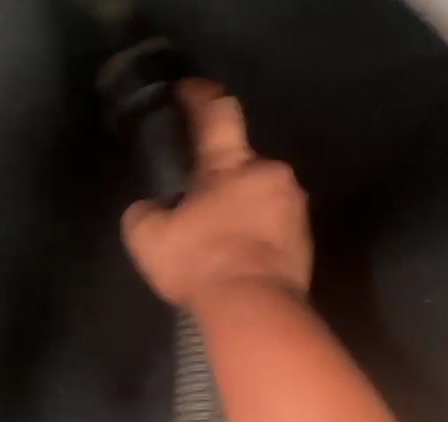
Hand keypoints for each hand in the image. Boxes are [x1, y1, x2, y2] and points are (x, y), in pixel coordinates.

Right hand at [122, 78, 312, 308]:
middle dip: (220, 185)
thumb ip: (142, 215)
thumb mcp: (148, 240)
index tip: (188, 90)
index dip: (200, 98)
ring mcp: (294, 207)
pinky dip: (254, 241)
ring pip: (259, 200)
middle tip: (196, 213)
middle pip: (240, 169)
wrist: (253, 305)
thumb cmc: (200, 262)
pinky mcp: (305, 240)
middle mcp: (270, 174)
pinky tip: (234, 265)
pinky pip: (273, 230)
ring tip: (216, 248)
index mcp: (230, 165)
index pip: (217, 115)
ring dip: (239, 215)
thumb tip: (147, 209)